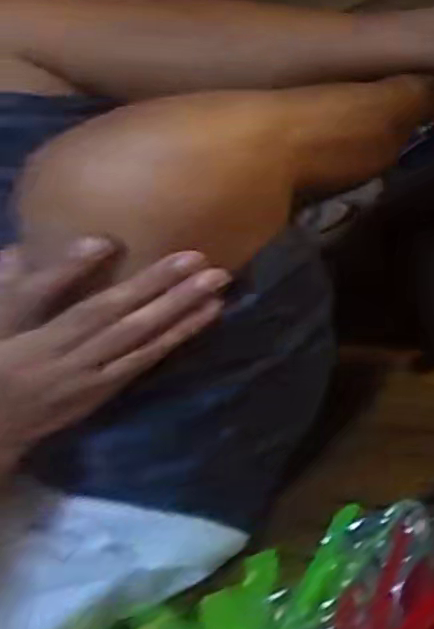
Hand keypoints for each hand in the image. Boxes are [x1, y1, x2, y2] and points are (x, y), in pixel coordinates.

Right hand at [0, 239, 229, 476]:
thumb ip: (8, 293)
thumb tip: (20, 250)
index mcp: (1, 335)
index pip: (26, 298)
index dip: (64, 270)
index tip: (101, 241)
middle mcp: (37, 353)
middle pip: (97, 313)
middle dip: (148, 282)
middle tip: (194, 255)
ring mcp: (73, 372)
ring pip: (131, 333)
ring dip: (178, 303)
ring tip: (217, 276)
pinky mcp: (102, 387)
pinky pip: (148, 354)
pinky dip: (181, 330)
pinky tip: (213, 307)